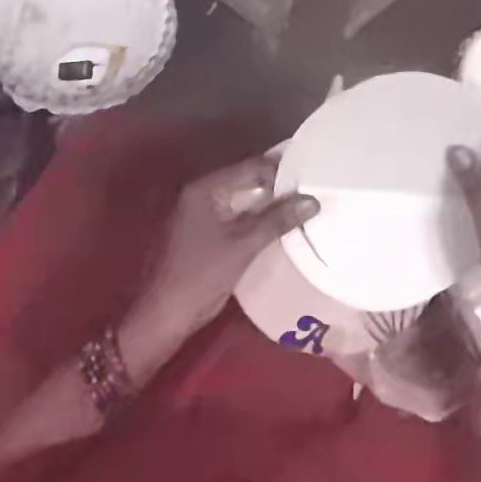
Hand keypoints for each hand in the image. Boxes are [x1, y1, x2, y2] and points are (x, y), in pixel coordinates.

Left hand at [122, 156, 318, 373]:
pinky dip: (259, 218)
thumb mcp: (243, 246)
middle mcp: (202, 194)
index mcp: (205, 189)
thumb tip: (312, 200)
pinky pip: (239, 216)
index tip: (312, 178)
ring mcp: (203, 214)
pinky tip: (282, 225)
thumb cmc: (201, 276)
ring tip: (304, 206)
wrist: (167, 314)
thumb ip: (277, 220)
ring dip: (270, 204)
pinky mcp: (208, 232)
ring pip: (244, 199)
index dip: (281, 171)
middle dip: (278, 186)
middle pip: (247, 180)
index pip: (250, 167)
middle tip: (313, 190)